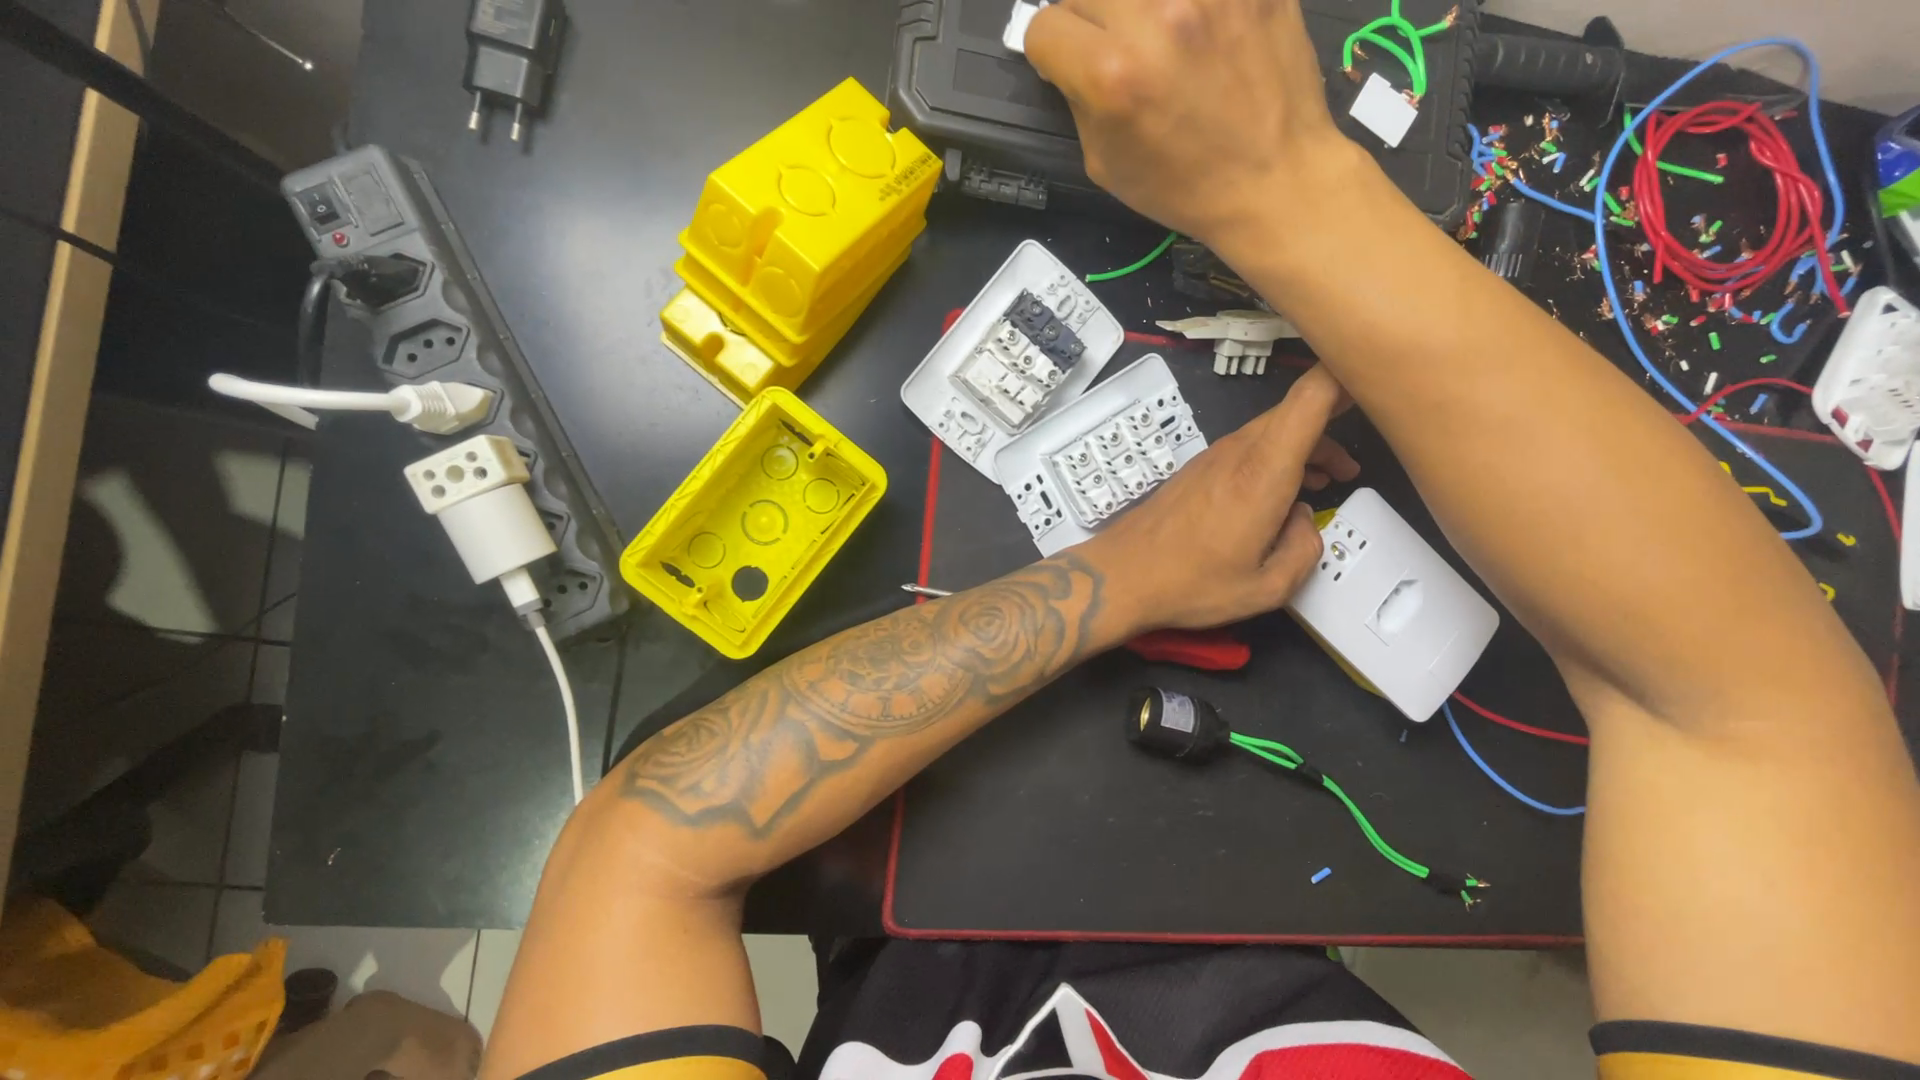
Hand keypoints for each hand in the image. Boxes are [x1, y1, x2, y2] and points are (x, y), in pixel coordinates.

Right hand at [1025, 0, 1360, 245]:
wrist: (1275, 179)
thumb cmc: (1185, 185)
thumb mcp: (1105, 161)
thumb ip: (1079, 98)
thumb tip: (1070, 56)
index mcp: (1111, 72)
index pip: (1044, 25)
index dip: (1049, 51)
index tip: (1067, 64)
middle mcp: (1155, 16)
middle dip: (1087, 18)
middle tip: (1111, 47)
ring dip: (1130, 6)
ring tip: (1154, 32)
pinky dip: (1187, 4)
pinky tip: (1195, 25)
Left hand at [1080, 365, 1358, 632]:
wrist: (1122, 576)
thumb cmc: (1192, 584)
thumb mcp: (1267, 588)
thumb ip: (1304, 551)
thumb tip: (1303, 521)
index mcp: (1264, 471)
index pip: (1310, 396)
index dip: (1347, 375)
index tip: (1377, 378)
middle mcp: (1240, 452)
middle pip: (1296, 413)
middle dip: (1334, 426)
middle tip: (1355, 462)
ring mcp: (1215, 457)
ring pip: (1273, 431)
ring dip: (1306, 447)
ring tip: (1329, 479)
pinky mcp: (1199, 469)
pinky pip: (1250, 449)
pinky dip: (1277, 459)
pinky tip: (1282, 493)